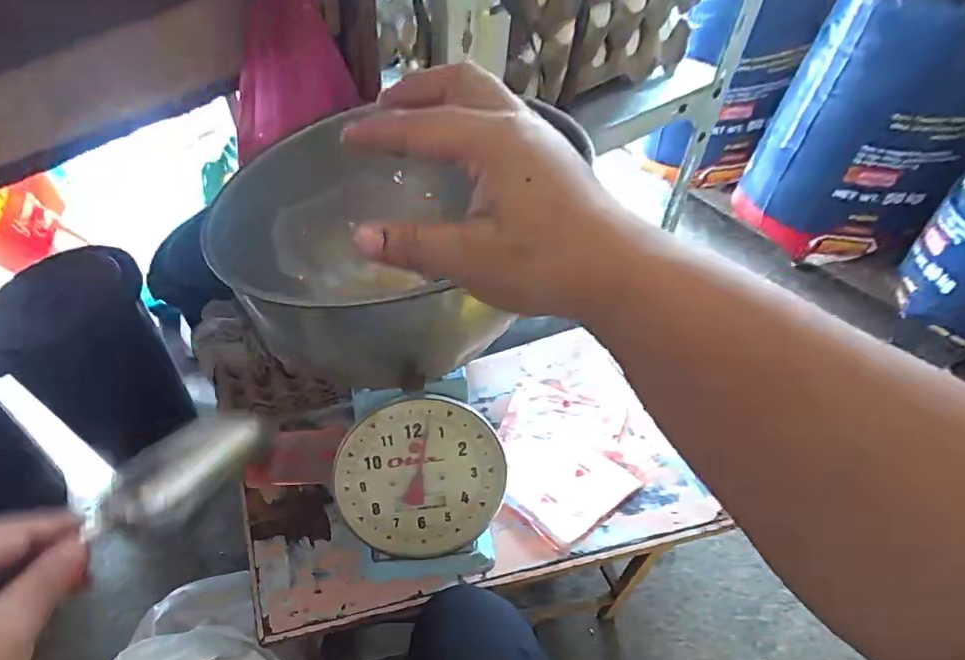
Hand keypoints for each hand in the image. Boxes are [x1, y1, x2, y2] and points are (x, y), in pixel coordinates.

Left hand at [0, 511, 89, 659]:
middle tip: (89, 557)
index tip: (95, 524)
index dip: (55, 525)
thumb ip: (48, 579)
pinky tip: (27, 601)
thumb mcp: (13, 627)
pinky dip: (7, 589)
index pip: (10, 530)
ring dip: (28, 569)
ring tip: (68, 576)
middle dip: (44, 547)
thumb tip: (81, 544)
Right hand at [341, 63, 665, 317]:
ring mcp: (541, 137)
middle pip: (460, 83)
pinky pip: (503, 117)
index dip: (382, 132)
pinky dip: (471, 118)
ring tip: (421, 122)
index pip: (424, 126)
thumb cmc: (546, 264)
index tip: (348, 137)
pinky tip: (467, 152)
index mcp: (493, 141)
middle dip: (416, 92)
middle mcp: (517, 124)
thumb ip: (415, 245)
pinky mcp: (554, 157)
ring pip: (486, 95)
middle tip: (383, 109)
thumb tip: (361, 238)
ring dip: (447, 100)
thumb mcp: (473, 259)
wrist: (617, 271)